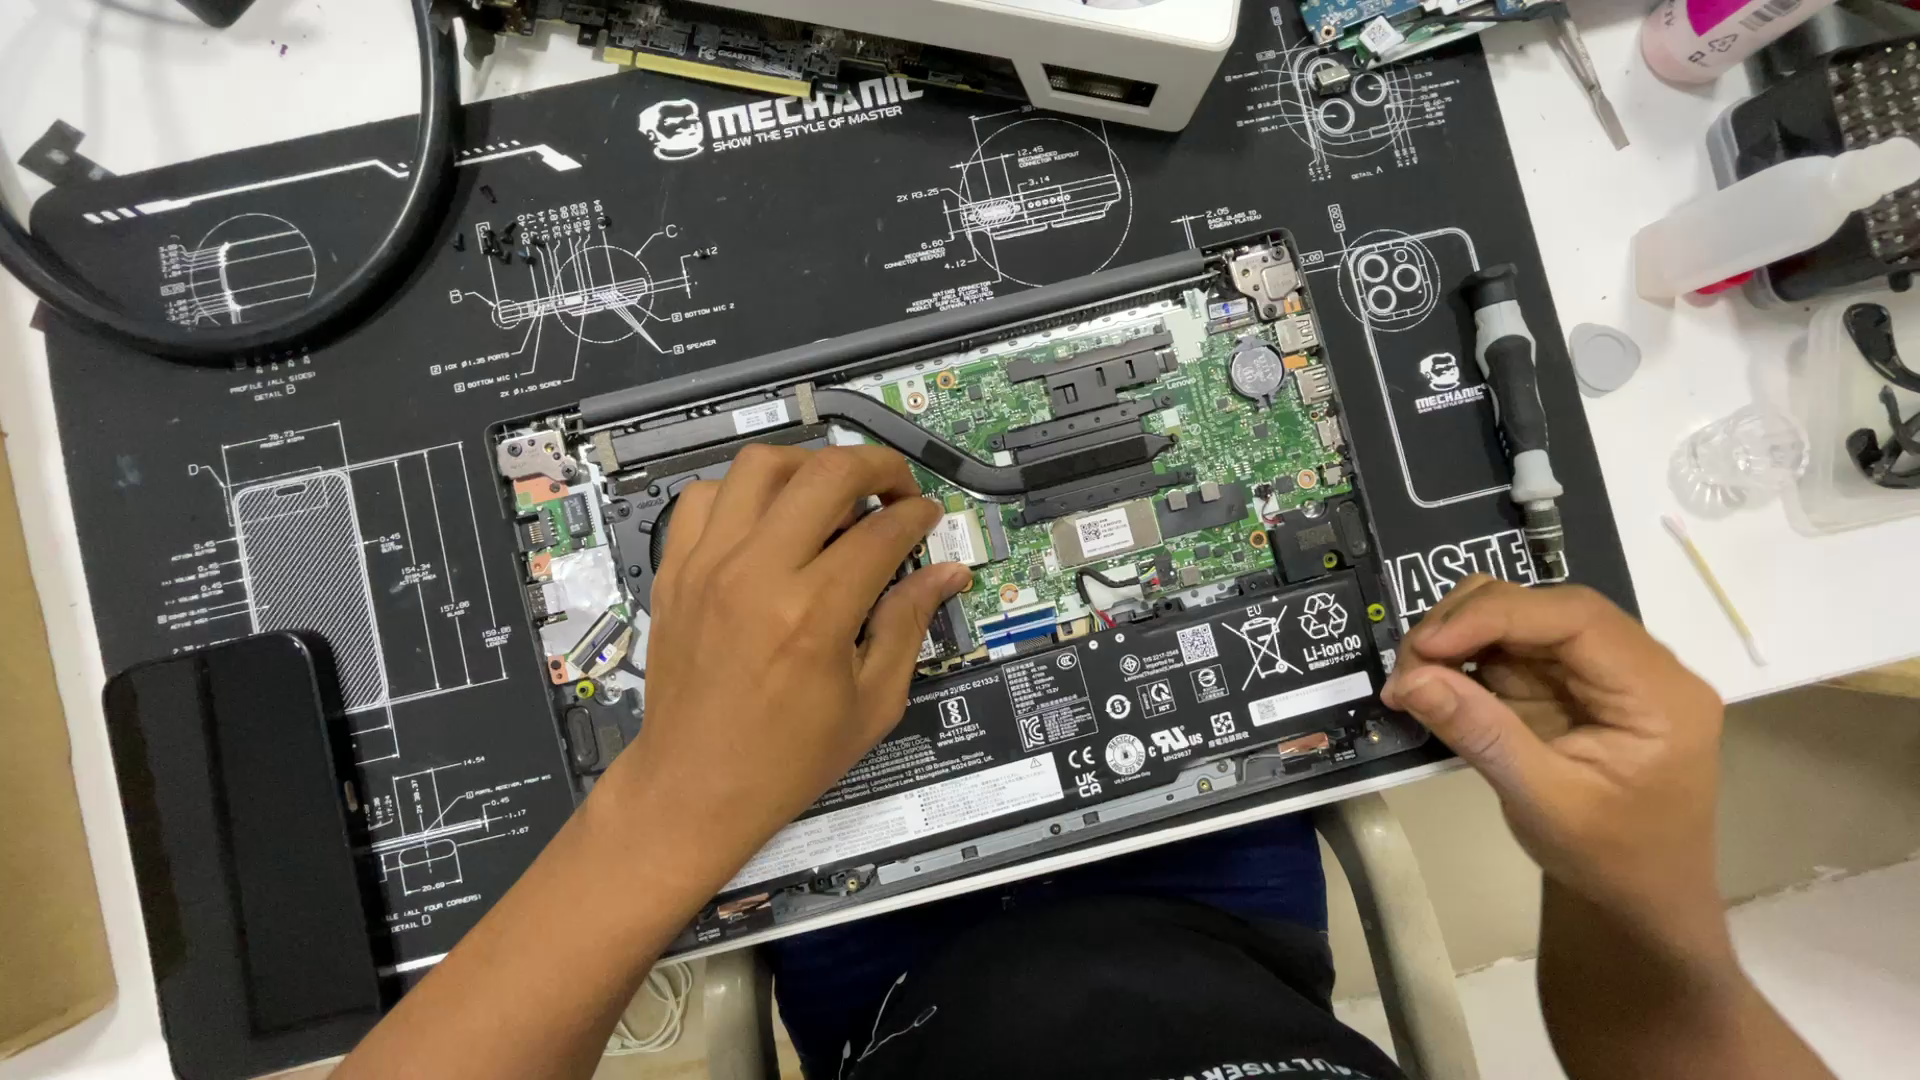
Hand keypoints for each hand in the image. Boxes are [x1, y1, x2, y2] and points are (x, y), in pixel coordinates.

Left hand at [601, 444, 970, 891]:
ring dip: (809, 467)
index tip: (927, 518)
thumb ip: (910, 623)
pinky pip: (706, 495)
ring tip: (832, 496)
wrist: (693, 787)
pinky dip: (744, 492)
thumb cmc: (790, 757)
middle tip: (895, 489)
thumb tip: (949, 573)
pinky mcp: (676, 569)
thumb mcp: (874, 702)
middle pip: (827, 473)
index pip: (882, 530)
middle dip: (878, 466)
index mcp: (815, 614)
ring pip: (762, 465)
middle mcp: (758, 574)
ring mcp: (708, 565)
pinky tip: (768, 521)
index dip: (917, 515)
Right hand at [1380, 576, 1724, 929]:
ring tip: (1414, 677)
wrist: (1635, 895)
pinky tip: (1429, 682)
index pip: (1574, 617)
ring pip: (1513, 613)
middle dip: (1462, 623)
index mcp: (1657, 693)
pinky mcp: (1560, 678)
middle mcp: (1632, 665)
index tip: (1426, 647)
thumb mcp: (1543, 800)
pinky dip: (1456, 653)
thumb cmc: (1610, 856)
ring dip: (1453, 633)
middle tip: (1408, 668)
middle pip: (1539, 605)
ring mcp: (1593, 669)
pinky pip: (1501, 642)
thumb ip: (1480, 733)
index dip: (1493, 615)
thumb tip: (1410, 679)